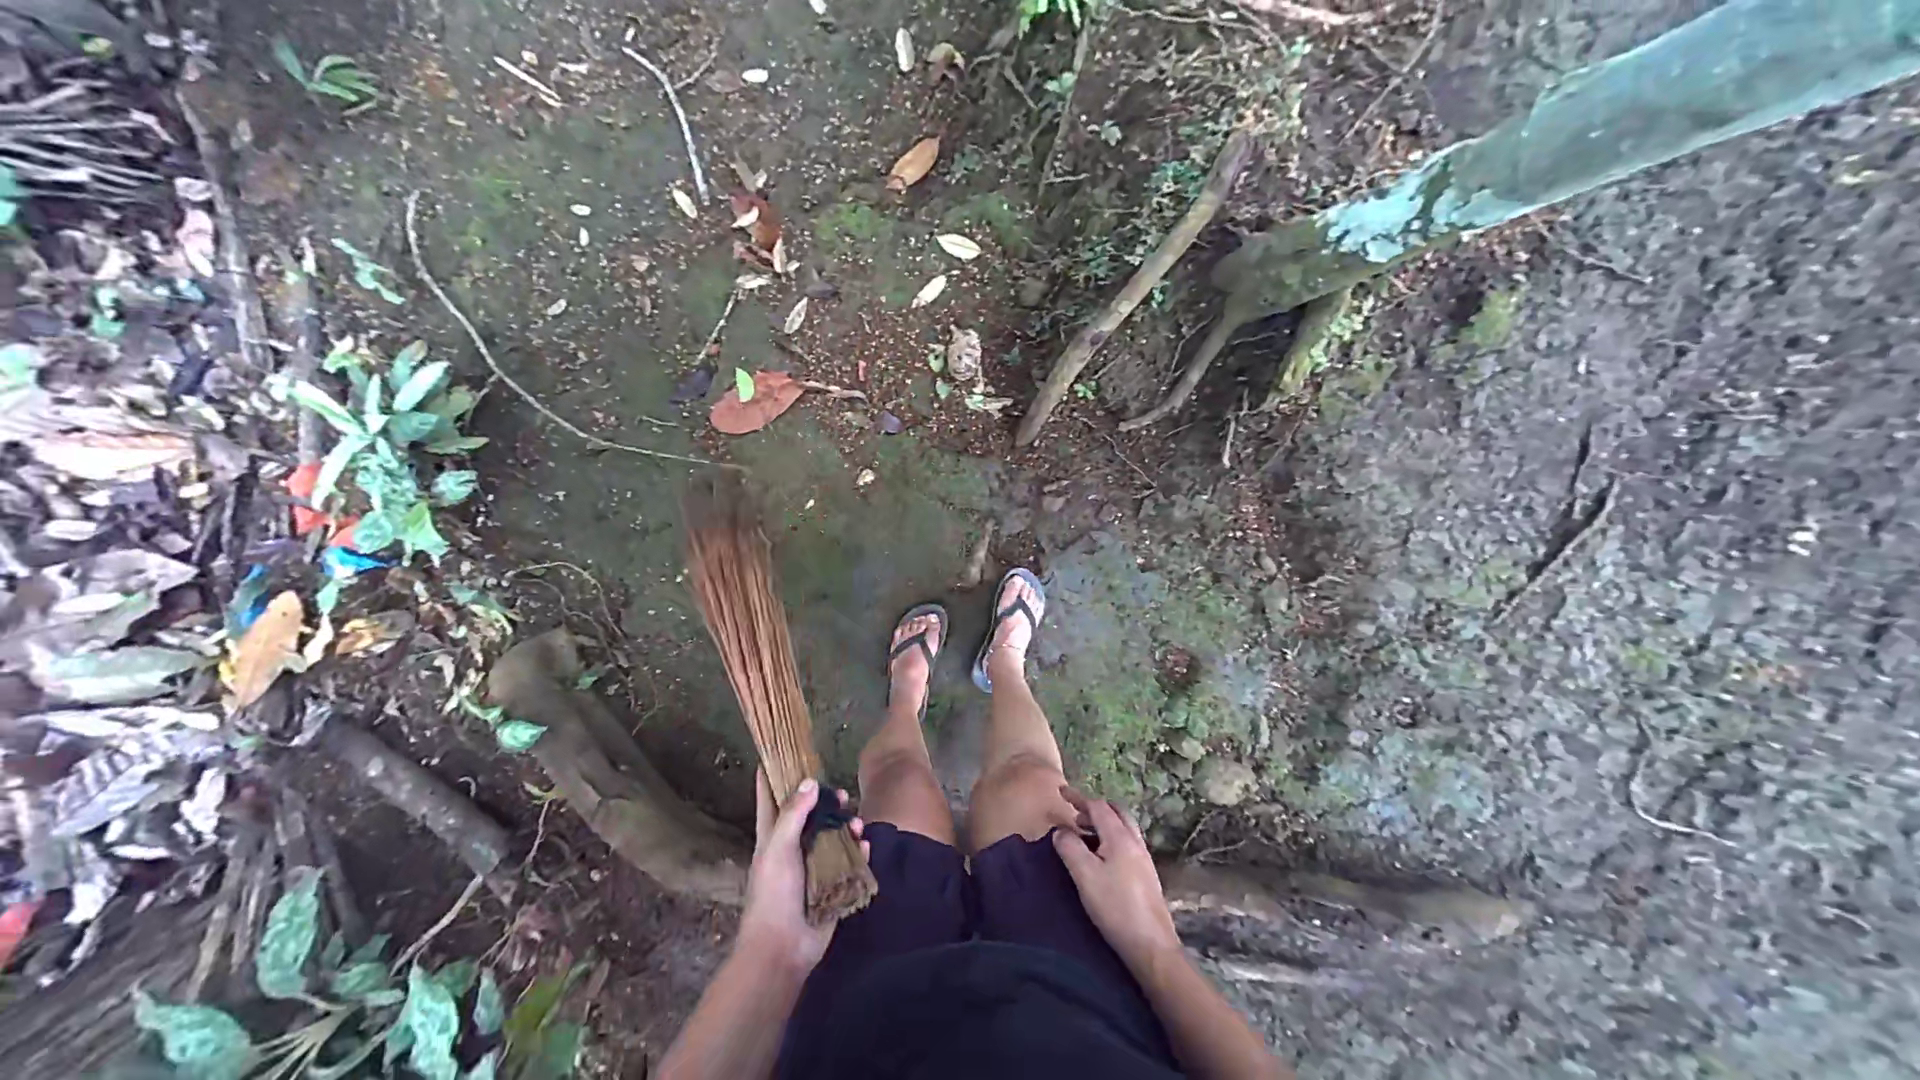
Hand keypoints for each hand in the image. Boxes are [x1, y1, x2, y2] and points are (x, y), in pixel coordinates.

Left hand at [735, 771, 866, 974]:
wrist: (783, 949)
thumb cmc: (773, 894)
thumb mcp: (777, 848)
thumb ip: (793, 814)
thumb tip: (810, 781)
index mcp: (772, 838)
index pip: (769, 799)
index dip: (772, 776)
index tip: (782, 753)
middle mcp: (793, 848)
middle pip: (810, 815)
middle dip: (826, 801)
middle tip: (841, 794)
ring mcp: (814, 867)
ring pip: (834, 836)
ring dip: (847, 826)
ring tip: (857, 823)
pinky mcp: (833, 885)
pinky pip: (850, 861)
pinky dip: (860, 852)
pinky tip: (867, 846)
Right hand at [1053, 787, 1180, 970]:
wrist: (1152, 946)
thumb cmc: (1115, 907)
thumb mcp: (1085, 876)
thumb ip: (1070, 848)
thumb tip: (1061, 830)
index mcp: (1119, 837)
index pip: (1098, 807)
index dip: (1078, 798)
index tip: (1061, 792)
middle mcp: (1135, 842)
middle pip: (1115, 812)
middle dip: (1094, 808)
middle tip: (1074, 815)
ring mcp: (1144, 859)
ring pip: (1123, 828)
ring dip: (1103, 823)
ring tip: (1084, 835)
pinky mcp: (1147, 876)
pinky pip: (1127, 843)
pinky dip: (1111, 838)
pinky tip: (1102, 857)